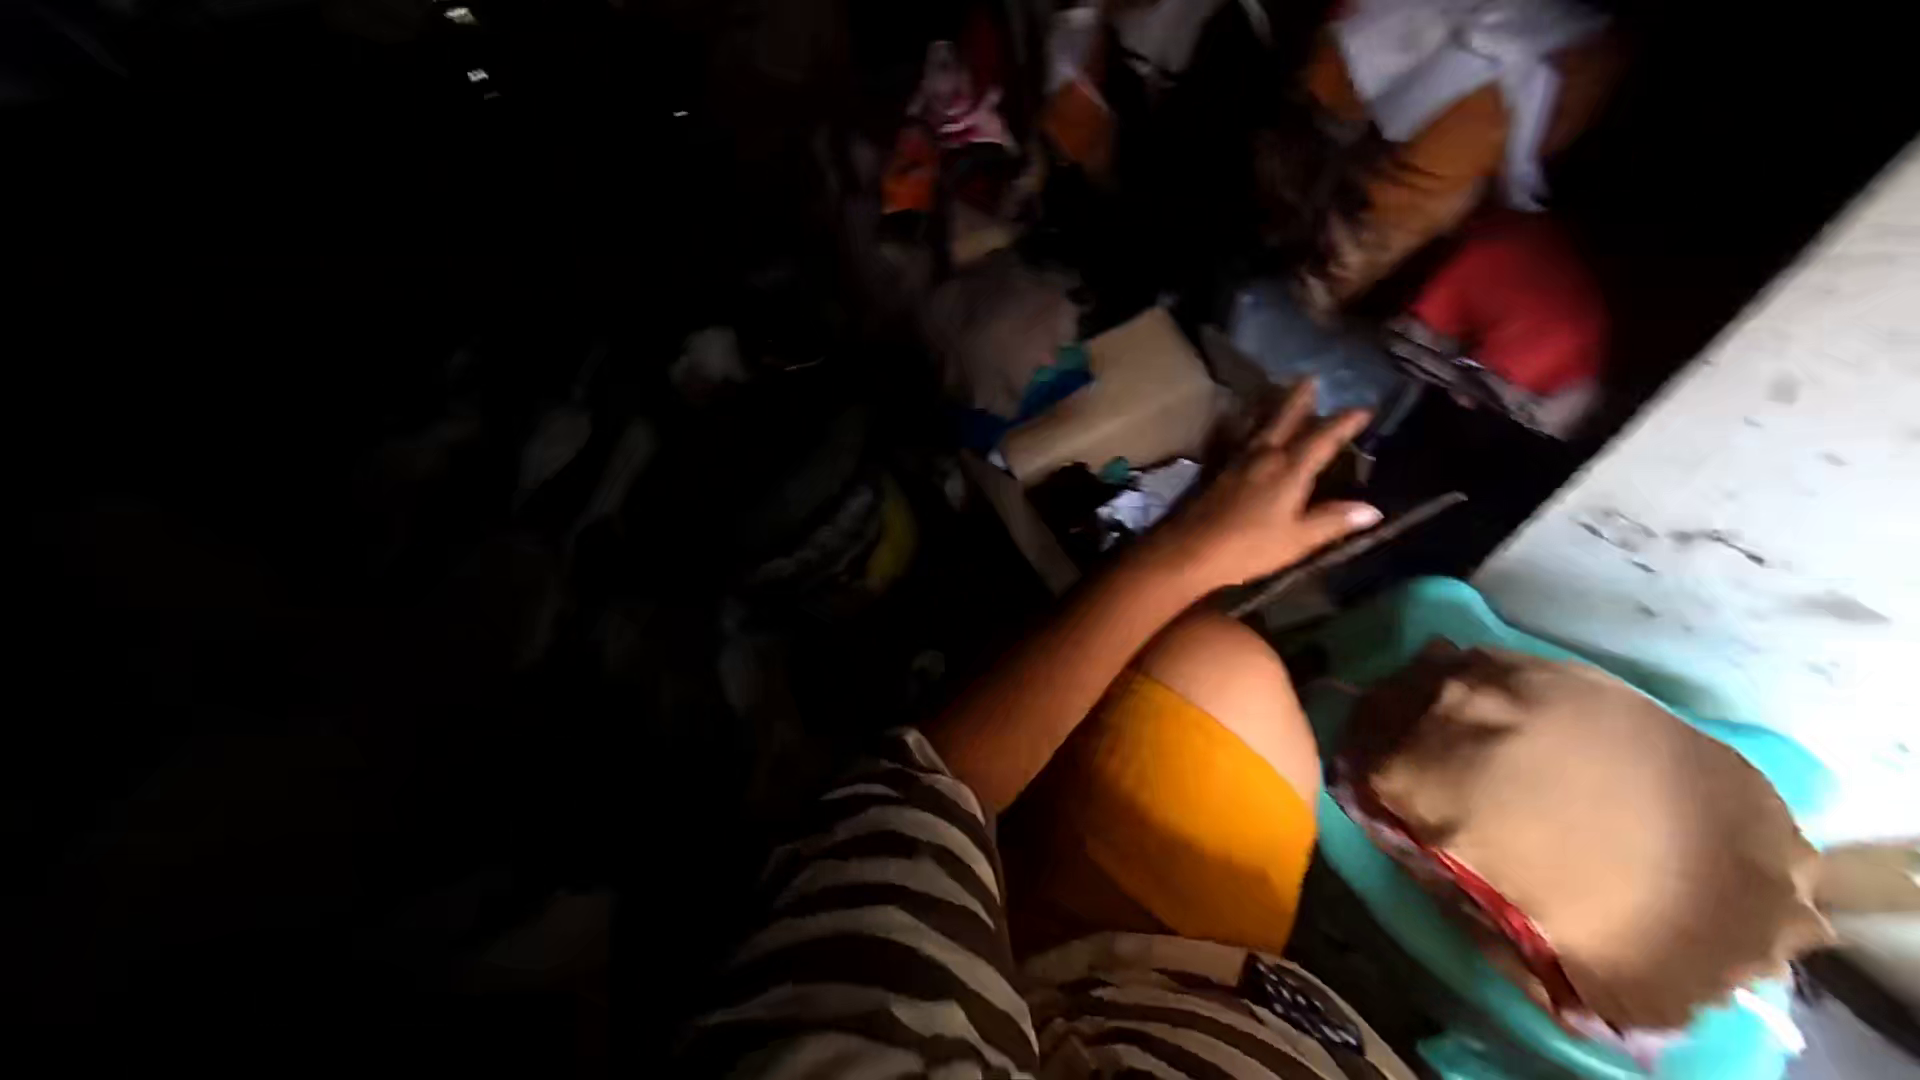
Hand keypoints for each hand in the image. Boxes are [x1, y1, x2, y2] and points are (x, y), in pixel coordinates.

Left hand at [1145, 379, 1380, 589]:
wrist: (1187, 550)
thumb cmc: (1247, 548)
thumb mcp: (1297, 540)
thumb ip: (1332, 521)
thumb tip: (1373, 510)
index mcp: (1288, 470)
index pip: (1322, 439)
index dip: (1343, 423)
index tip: (1363, 409)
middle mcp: (1262, 457)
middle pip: (1284, 420)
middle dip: (1299, 399)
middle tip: (1311, 379)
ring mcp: (1234, 462)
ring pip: (1258, 427)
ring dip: (1271, 408)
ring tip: (1278, 393)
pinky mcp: (1215, 473)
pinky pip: (1235, 439)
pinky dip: (1243, 427)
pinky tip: (1240, 428)